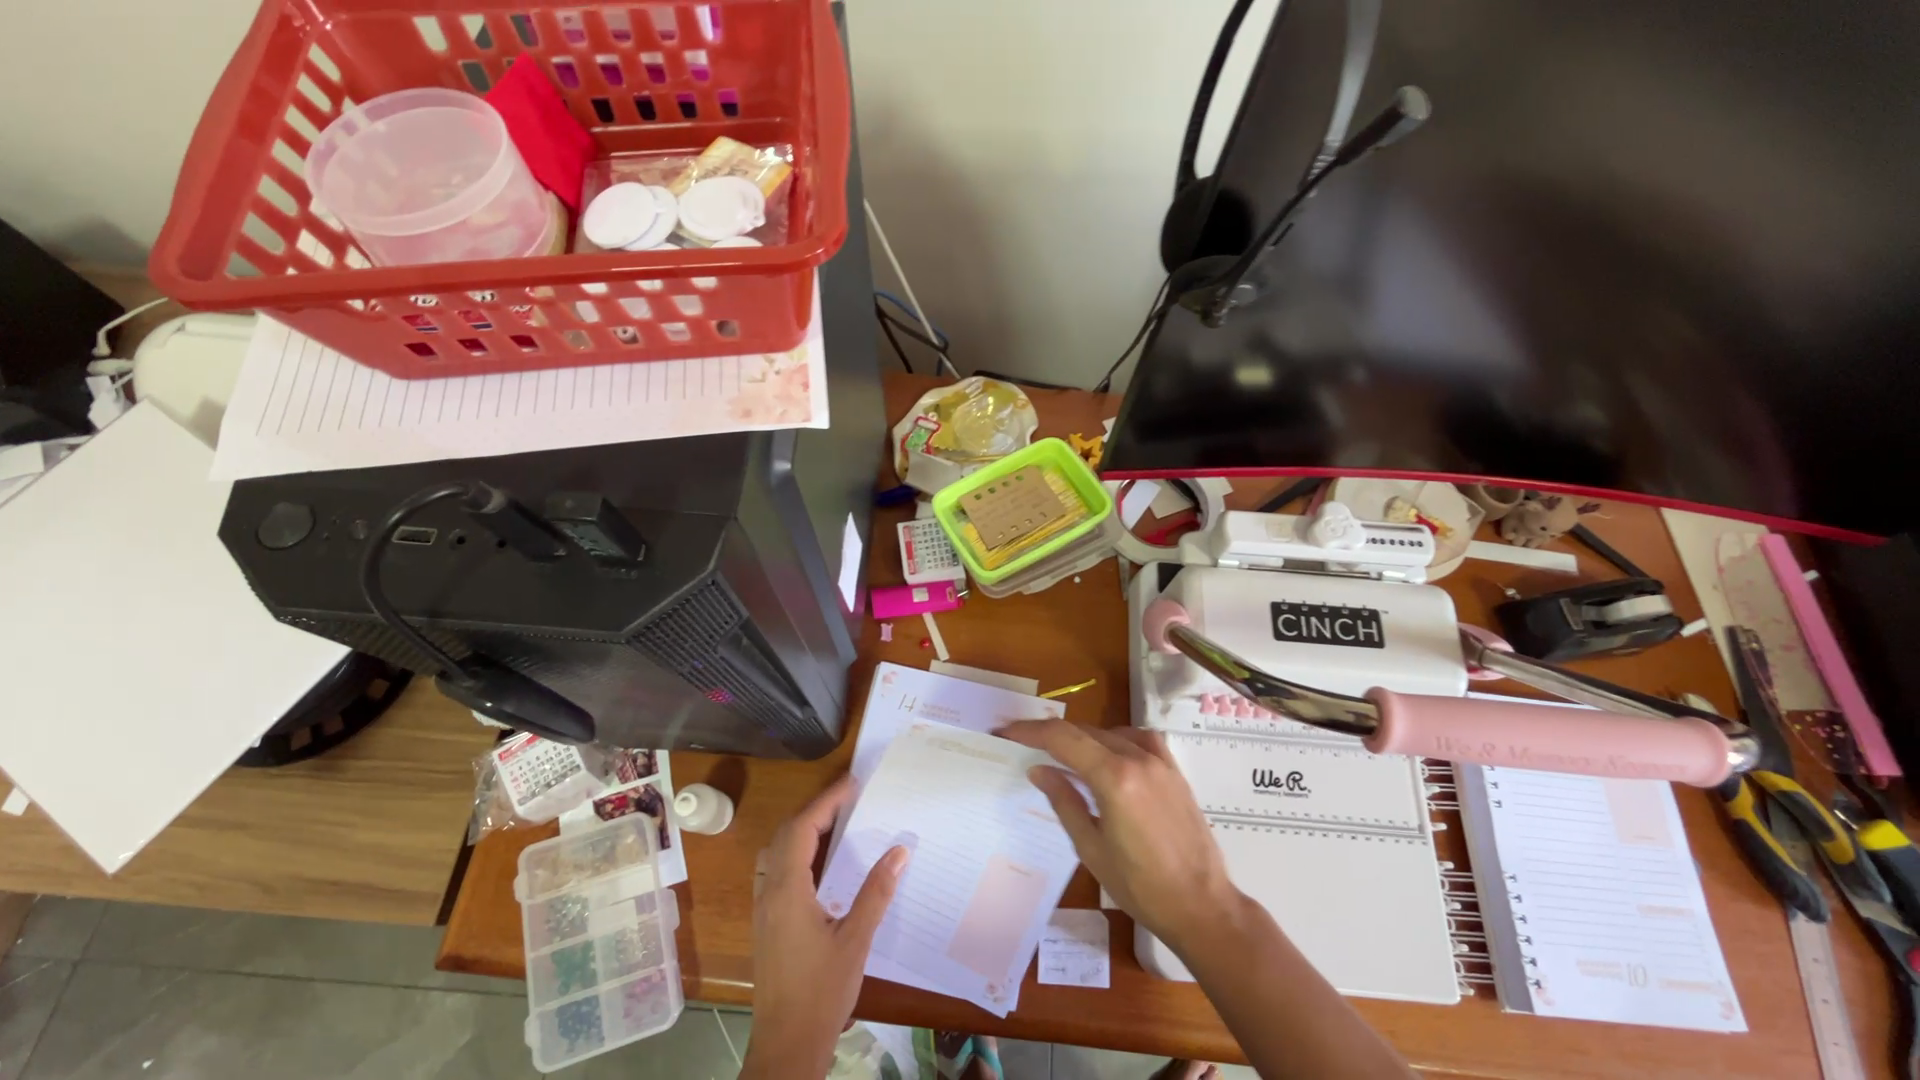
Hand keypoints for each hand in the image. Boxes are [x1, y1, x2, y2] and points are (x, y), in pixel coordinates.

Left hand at [742, 775, 908, 1078]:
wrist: (787, 1042)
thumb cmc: (822, 992)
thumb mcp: (856, 940)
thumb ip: (876, 892)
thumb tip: (899, 851)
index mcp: (788, 890)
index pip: (802, 829)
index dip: (826, 802)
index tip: (851, 783)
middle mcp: (769, 893)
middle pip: (784, 836)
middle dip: (814, 812)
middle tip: (848, 800)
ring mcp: (763, 909)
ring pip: (775, 854)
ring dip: (801, 832)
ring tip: (835, 825)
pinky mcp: (766, 925)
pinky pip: (776, 872)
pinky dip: (796, 855)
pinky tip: (820, 867)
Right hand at [999, 720, 1242, 951]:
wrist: (1201, 905)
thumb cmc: (1140, 887)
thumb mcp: (1092, 848)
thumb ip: (1065, 801)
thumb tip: (1040, 770)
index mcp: (1113, 778)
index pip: (1063, 738)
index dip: (1030, 731)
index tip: (1006, 733)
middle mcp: (1138, 760)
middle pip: (1085, 731)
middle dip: (1051, 734)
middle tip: (1024, 744)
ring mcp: (1161, 763)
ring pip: (1111, 733)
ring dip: (1082, 738)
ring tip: (1060, 753)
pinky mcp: (1175, 773)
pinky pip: (1141, 740)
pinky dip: (1117, 740)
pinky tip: (1108, 756)